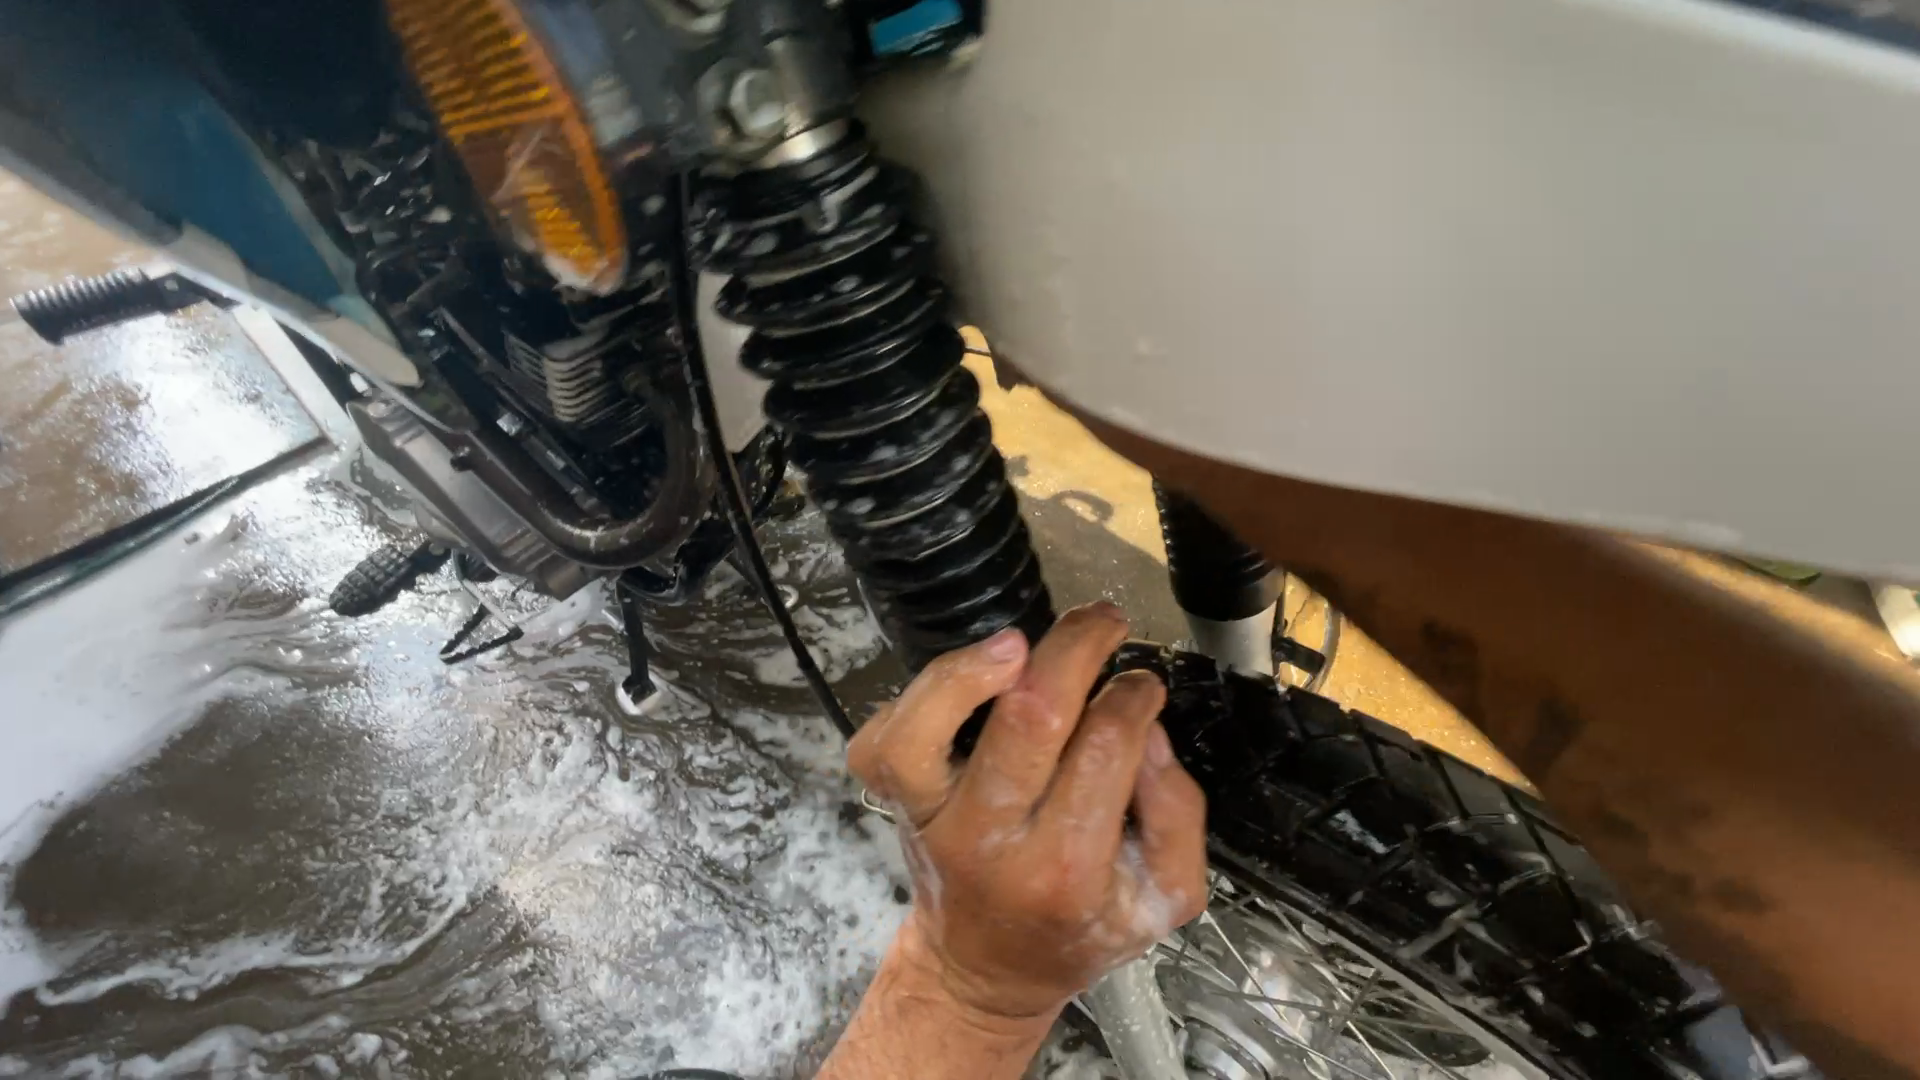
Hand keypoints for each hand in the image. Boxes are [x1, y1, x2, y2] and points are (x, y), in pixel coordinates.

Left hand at [848, 603, 1209, 1021]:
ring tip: (1022, 640)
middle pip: (1028, 718)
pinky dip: (914, 697)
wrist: (982, 968)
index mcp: (1068, 869)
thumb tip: (1146, 727)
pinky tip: (965, 675)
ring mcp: (929, 820)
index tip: (1141, 682)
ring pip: (926, 730)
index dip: (1130, 694)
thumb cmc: (1076, 928)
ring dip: (974, 667)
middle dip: (1075, 649)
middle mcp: (990, 842)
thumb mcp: (1163, 898)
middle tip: (1105, 621)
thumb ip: (1177, 813)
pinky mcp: (892, 804)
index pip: (1105, 747)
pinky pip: (883, 740)